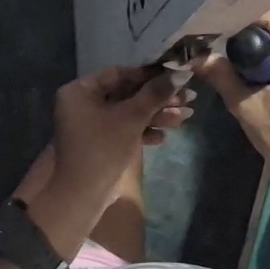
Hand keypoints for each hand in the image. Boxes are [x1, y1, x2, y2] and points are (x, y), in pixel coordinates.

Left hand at [47, 66, 191, 205]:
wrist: (83, 195)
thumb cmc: (103, 149)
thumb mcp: (131, 118)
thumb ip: (155, 94)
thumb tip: (181, 73)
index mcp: (80, 90)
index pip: (119, 74)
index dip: (149, 75)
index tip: (176, 77)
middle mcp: (82, 103)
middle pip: (127, 94)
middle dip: (158, 99)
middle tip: (189, 98)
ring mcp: (91, 125)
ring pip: (128, 113)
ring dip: (156, 115)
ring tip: (186, 117)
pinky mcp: (100, 143)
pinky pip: (123, 130)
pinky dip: (143, 131)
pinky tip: (164, 138)